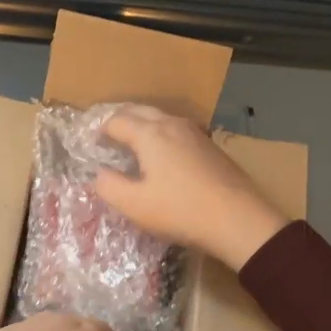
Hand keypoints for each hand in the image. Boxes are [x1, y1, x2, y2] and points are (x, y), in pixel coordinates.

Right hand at [94, 106, 289, 271]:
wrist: (238, 219)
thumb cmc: (181, 211)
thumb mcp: (134, 205)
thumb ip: (108, 186)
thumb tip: (99, 173)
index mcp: (149, 133)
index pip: (116, 121)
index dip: (100, 131)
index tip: (92, 144)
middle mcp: (171, 124)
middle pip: (139, 111)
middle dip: (120, 120)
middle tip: (109, 137)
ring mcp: (195, 132)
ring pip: (161, 118)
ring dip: (143, 125)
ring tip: (133, 144)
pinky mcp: (210, 146)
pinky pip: (177, 130)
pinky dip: (162, 134)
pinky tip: (164, 156)